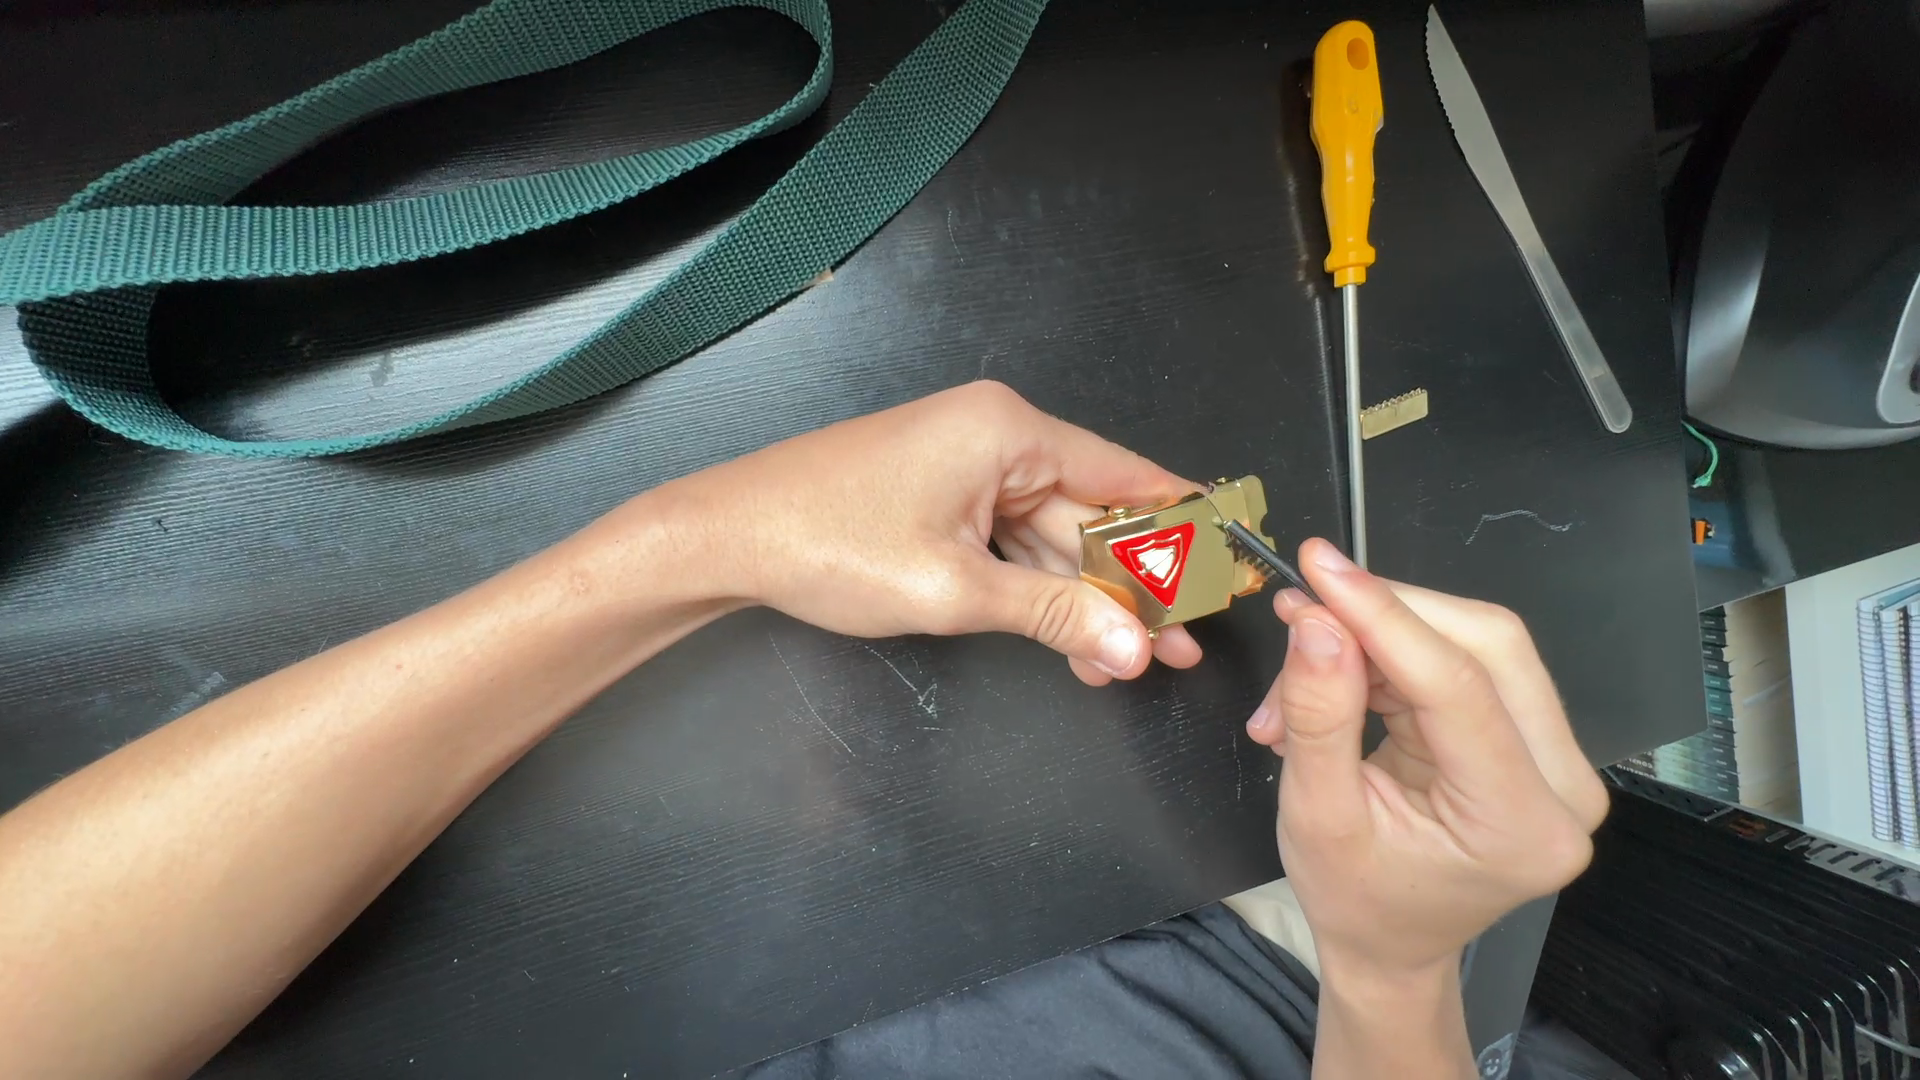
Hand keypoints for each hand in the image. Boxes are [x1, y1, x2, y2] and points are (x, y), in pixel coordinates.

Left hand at [652, 380, 1202, 683]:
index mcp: (1010, 432)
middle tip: (1173, 649)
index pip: (1125, 476)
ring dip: (1081, 599)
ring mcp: (968, 468)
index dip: (1180, 525)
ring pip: (1048, 538)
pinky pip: (1008, 544)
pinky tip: (1070, 639)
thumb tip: (1137, 646)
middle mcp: (997, 438)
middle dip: (1127, 587)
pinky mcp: (943, 497)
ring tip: (1124, 662)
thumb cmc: (836, 547)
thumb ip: (1053, 614)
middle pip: (1088, 516)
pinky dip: (1035, 590)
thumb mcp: (955, 590)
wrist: (729, 536)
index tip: (1224, 567)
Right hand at [1245, 539, 1607, 981]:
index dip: (1381, 615)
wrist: (1388, 941)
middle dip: (1386, 611)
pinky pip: (1455, 662)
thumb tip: (1315, 623)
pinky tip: (1330, 676)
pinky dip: (1382, 655)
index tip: (1316, 563)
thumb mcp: (1314, 812)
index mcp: (1519, 822)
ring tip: (1299, 665)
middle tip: (1302, 607)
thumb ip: (1317, 716)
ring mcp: (1551, 759)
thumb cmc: (1350, 895)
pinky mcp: (1522, 740)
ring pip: (1472, 642)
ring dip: (1376, 634)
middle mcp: (1562, 784)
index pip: (1457, 686)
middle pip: (1487, 645)